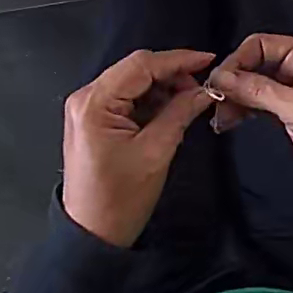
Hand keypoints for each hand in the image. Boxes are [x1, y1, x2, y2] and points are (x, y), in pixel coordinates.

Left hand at [61, 49, 216, 247]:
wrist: (92, 232)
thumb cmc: (121, 198)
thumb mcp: (156, 153)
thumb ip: (179, 113)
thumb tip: (204, 90)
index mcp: (94, 102)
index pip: (139, 65)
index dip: (176, 60)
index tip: (208, 59)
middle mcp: (85, 96)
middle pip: (133, 69)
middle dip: (169, 74)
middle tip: (201, 87)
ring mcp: (85, 106)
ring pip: (129, 81)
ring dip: (160, 86)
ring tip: (188, 100)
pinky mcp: (91, 117)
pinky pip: (123, 97)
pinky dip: (147, 99)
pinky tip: (169, 108)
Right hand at [206, 34, 292, 190]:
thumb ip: (257, 90)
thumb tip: (219, 77)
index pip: (261, 45)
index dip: (237, 61)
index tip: (218, 82)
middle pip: (253, 63)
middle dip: (232, 82)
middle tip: (214, 102)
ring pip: (251, 84)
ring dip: (233, 98)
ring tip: (220, 118)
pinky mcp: (287, 110)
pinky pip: (257, 101)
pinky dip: (241, 109)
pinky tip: (227, 121)